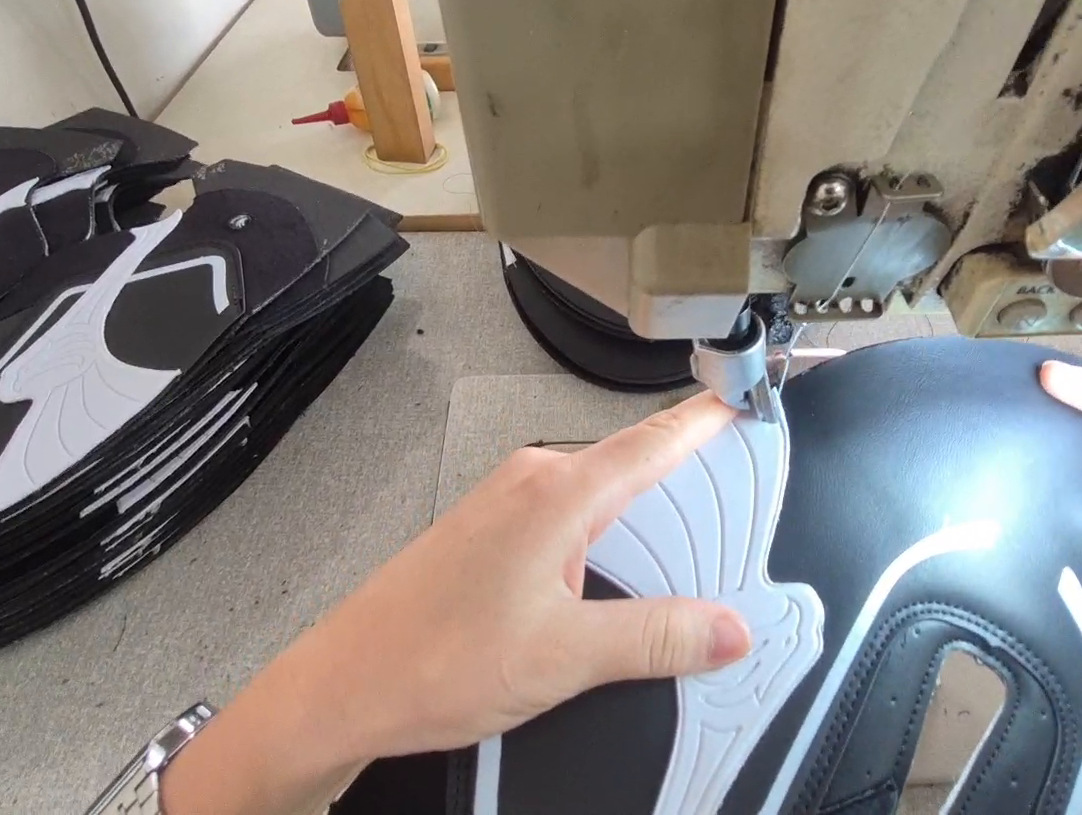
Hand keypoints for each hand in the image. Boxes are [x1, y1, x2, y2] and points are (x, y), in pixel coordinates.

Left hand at [162, 393, 753, 814]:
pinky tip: (609, 574)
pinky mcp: (493, 526)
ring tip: (676, 553)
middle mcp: (533, 481)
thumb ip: (657, 637)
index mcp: (558, 494)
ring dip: (641, 515)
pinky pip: (568, 513)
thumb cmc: (433, 659)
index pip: (654, 442)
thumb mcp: (565, 656)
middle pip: (631, 464)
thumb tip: (724, 629)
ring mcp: (508, 501)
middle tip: (727, 499)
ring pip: (599, 493)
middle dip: (683, 479)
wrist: (342, 684)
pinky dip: (604, 533)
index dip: (704, 418)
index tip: (738, 396)